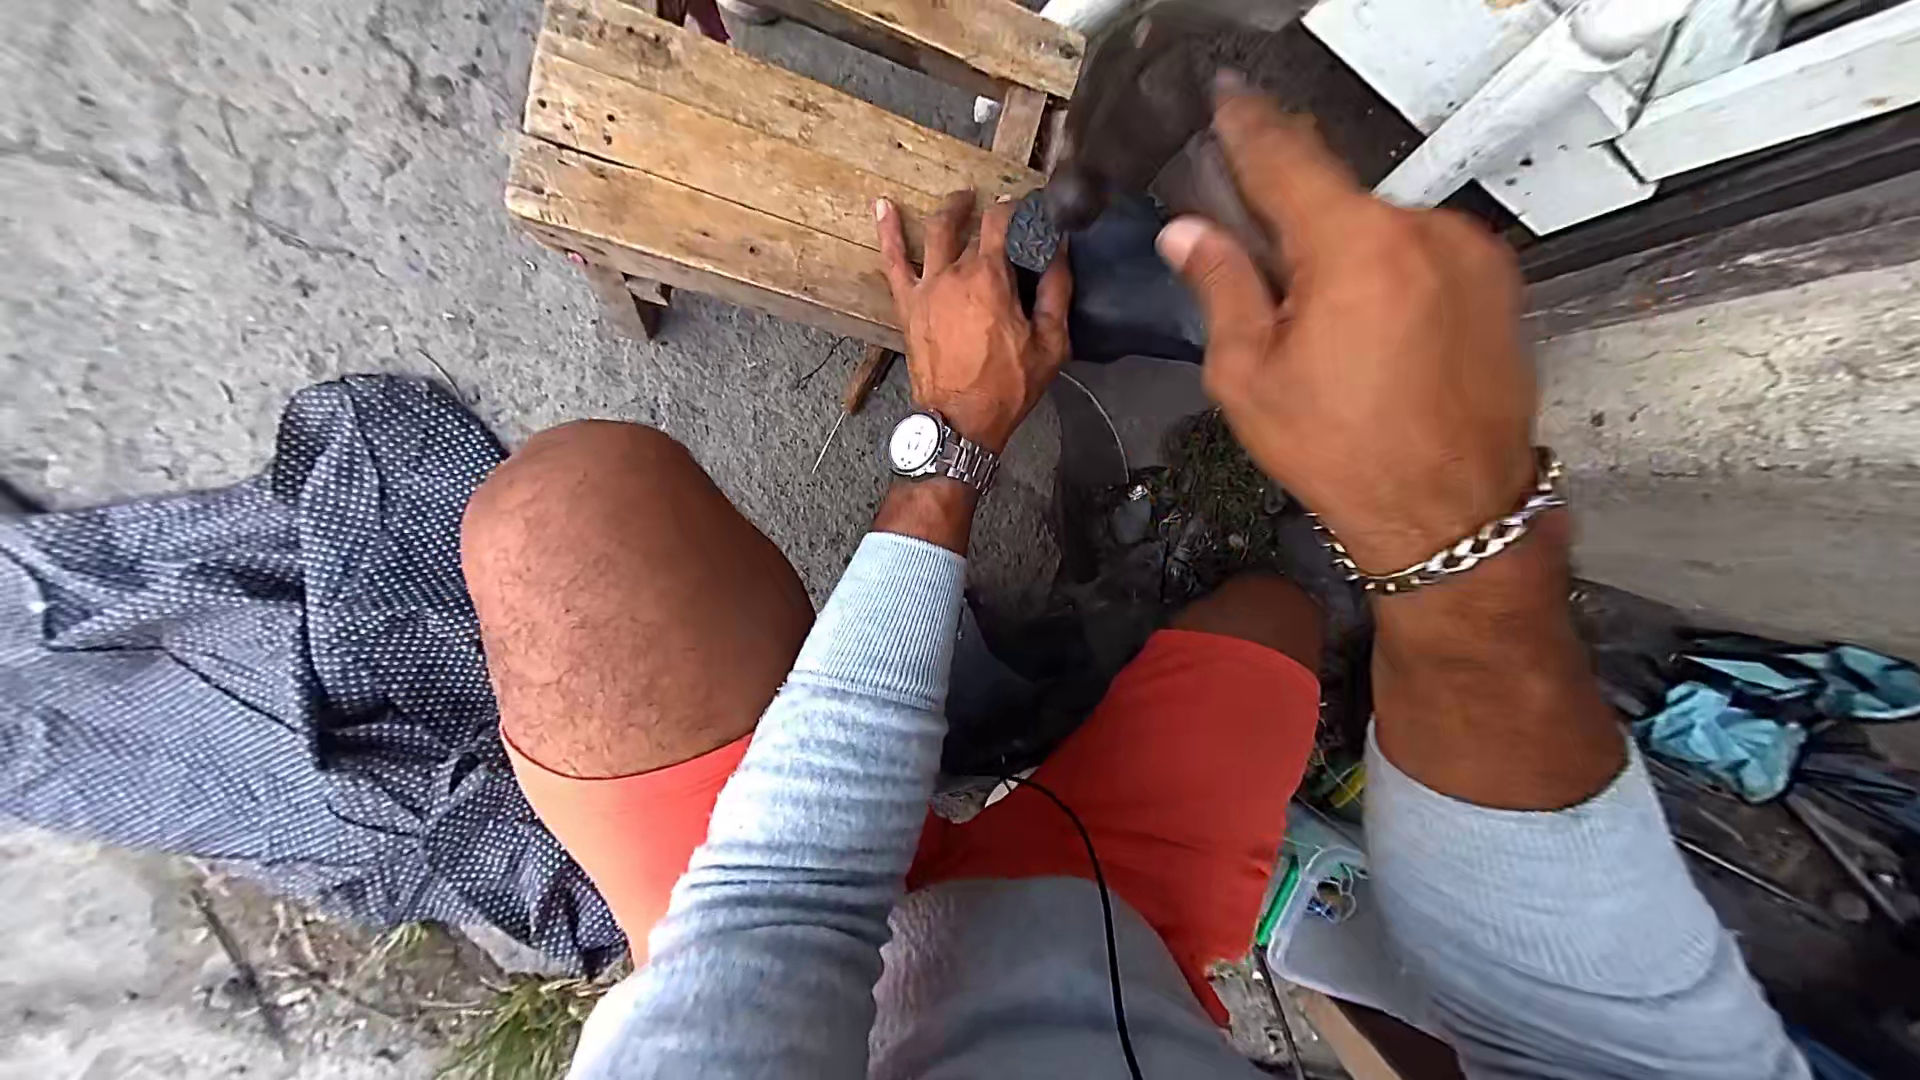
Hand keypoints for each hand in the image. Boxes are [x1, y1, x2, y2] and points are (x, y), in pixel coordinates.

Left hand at [877, 190, 1071, 452]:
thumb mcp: (1050, 343)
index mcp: (991, 278)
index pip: (1003, 220)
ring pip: (935, 233)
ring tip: (962, 202)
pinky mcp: (908, 307)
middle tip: (1004, 217)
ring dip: (951, 212)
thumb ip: (1056, 291)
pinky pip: (893, 262)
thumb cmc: (1005, 388)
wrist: (961, 422)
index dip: (1018, 208)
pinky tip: (884, 208)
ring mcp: (926, 288)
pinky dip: (888, 233)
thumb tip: (1059, 252)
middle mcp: (954, 274)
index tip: (1030, 212)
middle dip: (991, 217)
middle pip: (973, 228)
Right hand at [1155, 88, 1537, 573]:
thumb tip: (1187, 234)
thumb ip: (1220, 289)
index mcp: (1353, 248)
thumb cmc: (1334, 447)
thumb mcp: (1247, 376)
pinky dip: (1379, 275)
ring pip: (1375, 231)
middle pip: (1332, 201)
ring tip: (1320, 336)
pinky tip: (1366, 337)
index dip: (1248, 125)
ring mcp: (1470, 251)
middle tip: (1259, 288)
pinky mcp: (1496, 280)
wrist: (1442, 505)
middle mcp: (1422, 230)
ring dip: (1335, 259)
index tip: (1227, 96)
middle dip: (1287, 229)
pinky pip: (1417, 254)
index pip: (1287, 158)